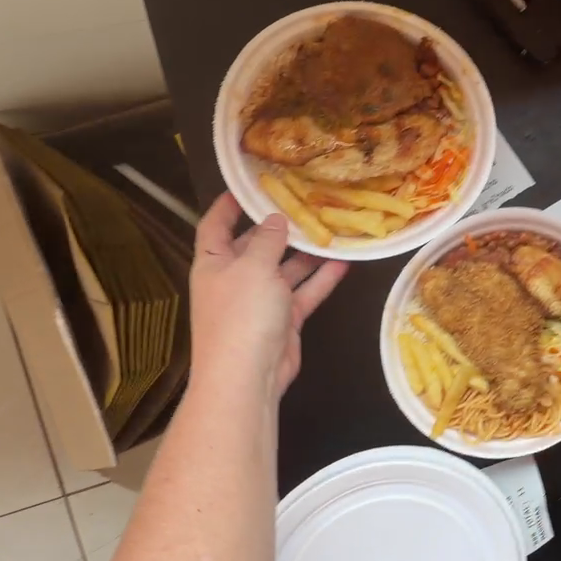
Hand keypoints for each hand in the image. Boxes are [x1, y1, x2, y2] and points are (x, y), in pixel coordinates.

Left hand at [189, 194, 347, 406]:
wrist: (246, 375)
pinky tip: (346, 262)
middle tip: (309, 203)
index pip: (216, 226)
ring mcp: (261, 299)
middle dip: (280, 227)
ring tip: (335, 229)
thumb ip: (268, 240)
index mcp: (214, 263)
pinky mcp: (285, 318)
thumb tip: (276, 218)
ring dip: (308, 253)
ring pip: (287, 268)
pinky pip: (305, 292)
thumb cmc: (240, 315)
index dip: (228, 205)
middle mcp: (236, 278)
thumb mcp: (253, 268)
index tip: (249, 185)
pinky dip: (323, 279)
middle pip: (257, 245)